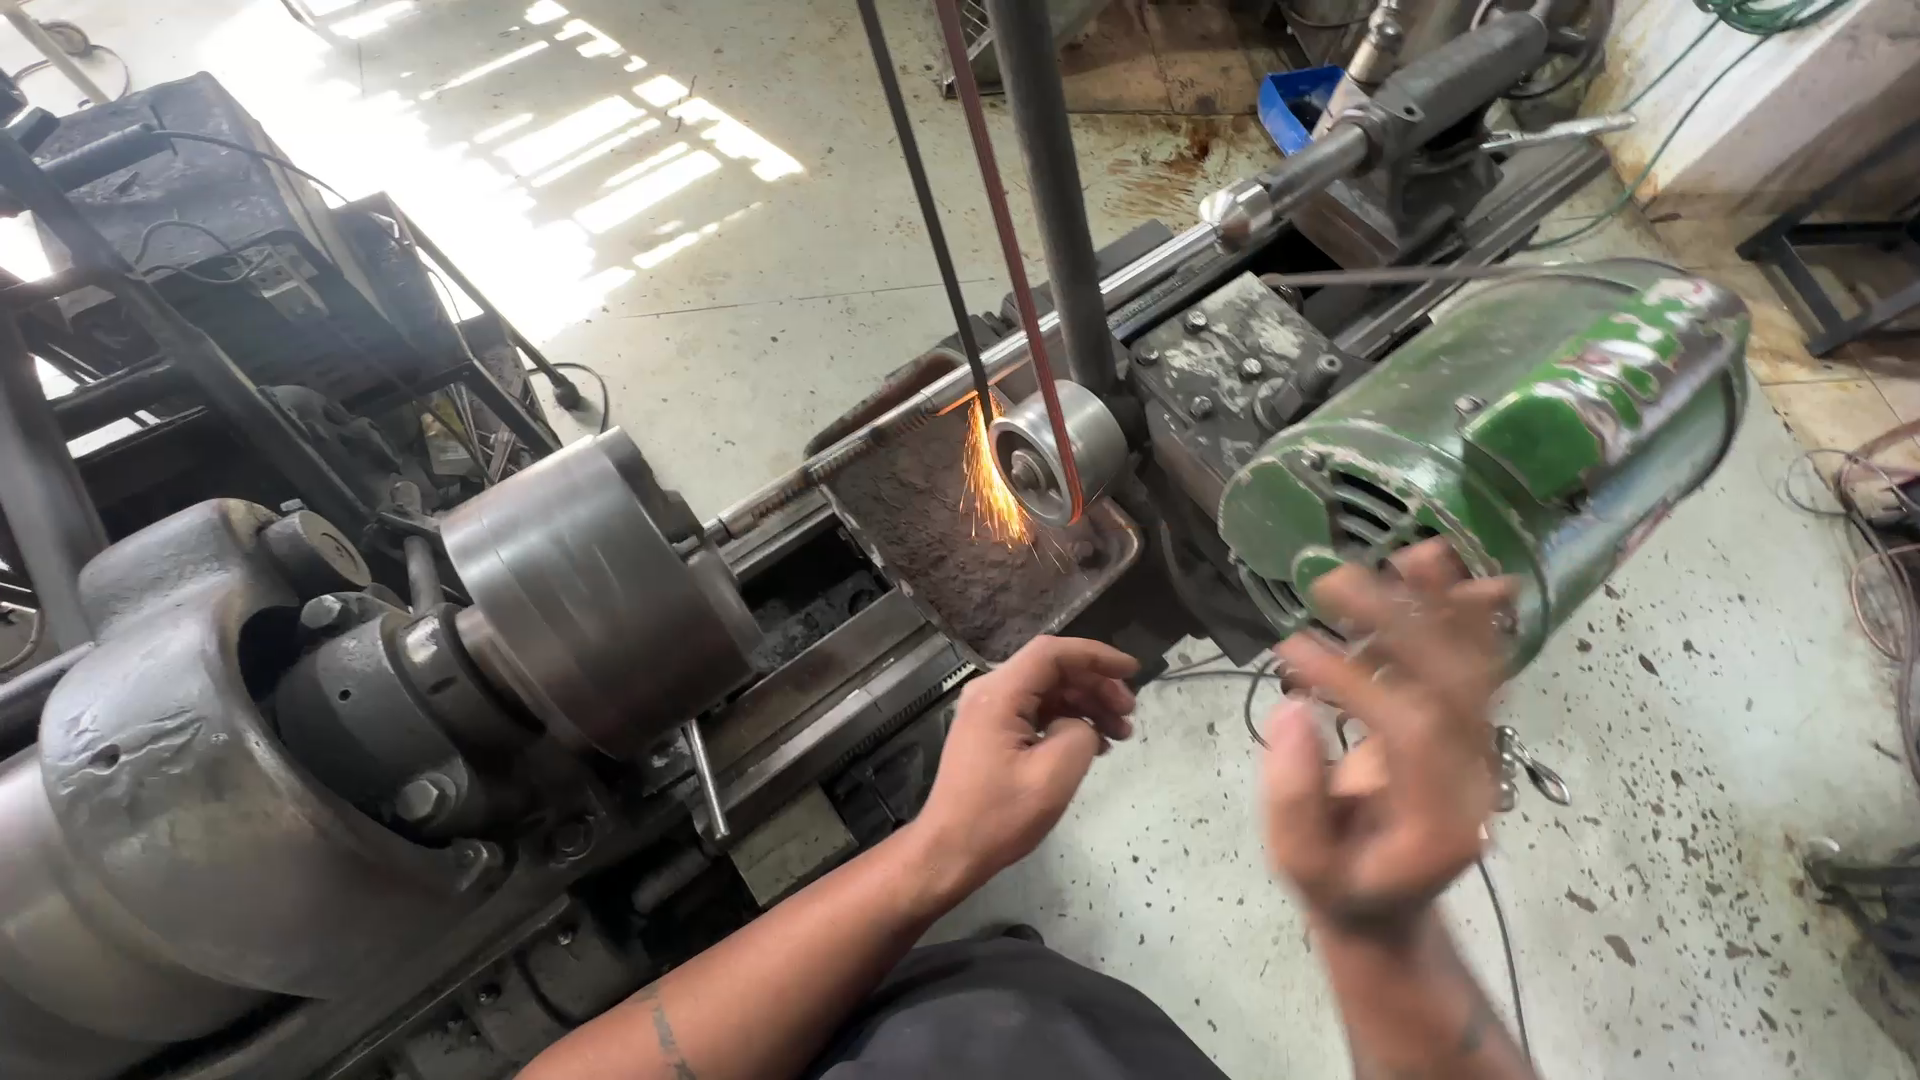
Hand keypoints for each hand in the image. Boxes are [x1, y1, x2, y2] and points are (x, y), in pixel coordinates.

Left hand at [911, 636, 1138, 894]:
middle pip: (1052, 670)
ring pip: (1047, 690)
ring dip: (1085, 705)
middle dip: (1096, 685)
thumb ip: (1078, 735)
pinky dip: (1067, 721)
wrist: (949, 850)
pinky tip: (1094, 744)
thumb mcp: (1052, 777)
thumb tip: (1080, 725)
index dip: (1096, 655)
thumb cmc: (998, 816)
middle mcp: (990, 692)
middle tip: (1129, 713)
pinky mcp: (991, 731)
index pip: (1052, 653)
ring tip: (1120, 733)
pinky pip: (1035, 711)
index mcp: (999, 694)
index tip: (1132, 671)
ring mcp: (988, 711)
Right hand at [1261, 538, 1512, 929]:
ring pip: (1477, 669)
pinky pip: (1473, 667)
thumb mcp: (1300, 861)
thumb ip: (1294, 798)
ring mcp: (1476, 751)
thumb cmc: (1338, 883)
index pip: (1411, 727)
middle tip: (1336, 579)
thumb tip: (1290, 710)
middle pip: (1456, 686)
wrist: (1386, 901)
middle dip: (1401, 623)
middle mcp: (1473, 776)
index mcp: (1439, 817)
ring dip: (1447, 607)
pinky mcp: (1462, 730)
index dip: (1353, 678)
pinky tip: (1447, 573)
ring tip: (1417, 553)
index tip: (1290, 648)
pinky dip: (1463, 617)